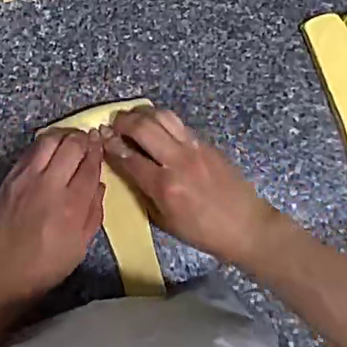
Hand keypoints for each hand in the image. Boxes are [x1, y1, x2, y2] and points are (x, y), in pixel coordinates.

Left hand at [0, 130, 104, 307]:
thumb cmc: (44, 266)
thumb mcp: (80, 247)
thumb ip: (93, 213)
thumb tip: (99, 184)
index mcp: (72, 205)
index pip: (90, 165)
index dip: (97, 151)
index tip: (100, 144)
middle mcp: (50, 184)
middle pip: (71, 145)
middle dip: (83, 138)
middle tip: (88, 139)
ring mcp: (27, 177)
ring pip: (49, 140)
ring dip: (63, 136)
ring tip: (70, 140)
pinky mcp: (10, 177)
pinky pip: (31, 150)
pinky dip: (44, 145)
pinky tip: (49, 151)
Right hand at [102, 107, 286, 265]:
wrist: (247, 226)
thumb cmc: (203, 232)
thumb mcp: (165, 221)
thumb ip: (144, 193)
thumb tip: (127, 169)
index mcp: (165, 186)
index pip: (128, 157)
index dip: (110, 145)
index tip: (99, 137)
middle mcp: (177, 161)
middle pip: (143, 128)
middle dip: (123, 122)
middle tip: (113, 124)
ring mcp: (194, 148)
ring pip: (162, 117)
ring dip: (142, 113)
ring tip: (132, 118)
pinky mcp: (206, 143)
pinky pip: (178, 124)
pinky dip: (161, 119)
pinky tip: (155, 125)